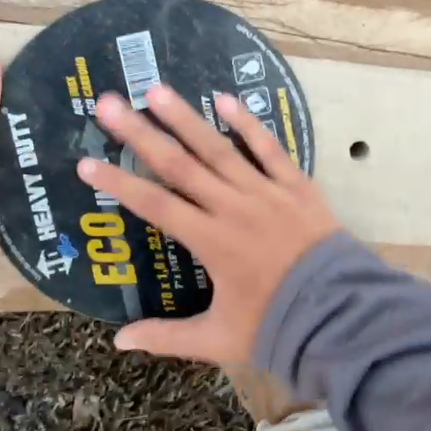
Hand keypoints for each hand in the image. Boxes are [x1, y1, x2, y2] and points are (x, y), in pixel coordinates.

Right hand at [77, 85, 340, 364]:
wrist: (343, 315)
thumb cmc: (277, 327)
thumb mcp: (218, 339)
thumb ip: (167, 337)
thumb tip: (119, 341)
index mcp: (211, 241)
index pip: (155, 205)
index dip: (119, 182)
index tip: (86, 163)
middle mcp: (232, 207)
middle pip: (178, 165)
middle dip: (140, 133)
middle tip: (109, 104)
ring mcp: (265, 192)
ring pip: (218, 148)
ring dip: (185, 117)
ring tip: (156, 90)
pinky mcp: (295, 186)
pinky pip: (269, 148)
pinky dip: (248, 123)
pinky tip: (225, 97)